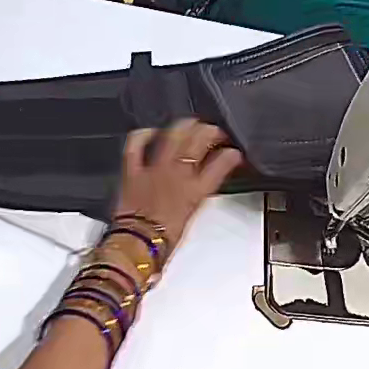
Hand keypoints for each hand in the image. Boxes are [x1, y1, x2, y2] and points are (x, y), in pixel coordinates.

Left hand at [113, 119, 242, 247]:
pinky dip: (144, 134)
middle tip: (215, 133)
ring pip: (173, 135)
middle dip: (211, 132)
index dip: (232, 154)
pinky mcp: (134, 169)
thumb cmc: (165, 238)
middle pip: (200, 141)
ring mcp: (155, 168)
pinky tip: (151, 131)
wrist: (138, 245)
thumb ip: (198, 193)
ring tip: (191, 123)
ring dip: (184, 126)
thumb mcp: (192, 214)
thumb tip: (202, 182)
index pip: (223, 162)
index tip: (235, 152)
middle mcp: (178, 174)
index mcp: (197, 190)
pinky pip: (136, 144)